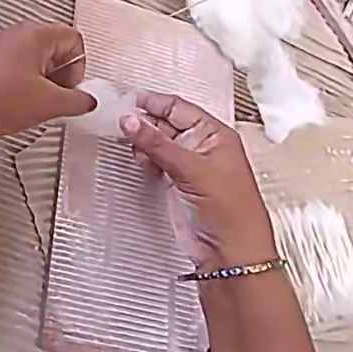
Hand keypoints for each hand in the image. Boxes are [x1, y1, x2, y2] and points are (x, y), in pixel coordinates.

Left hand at [0, 21, 95, 142]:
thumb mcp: (49, 103)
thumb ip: (77, 100)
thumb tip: (86, 101)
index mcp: (34, 34)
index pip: (74, 38)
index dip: (79, 66)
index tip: (71, 87)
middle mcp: (17, 36)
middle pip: (57, 48)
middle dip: (62, 75)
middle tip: (57, 97)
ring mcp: (2, 49)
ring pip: (38, 61)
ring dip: (44, 83)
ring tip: (37, 104)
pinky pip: (20, 70)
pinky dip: (26, 87)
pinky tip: (20, 105)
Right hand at [118, 93, 275, 267]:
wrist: (228, 251)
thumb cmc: (231, 212)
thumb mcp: (192, 169)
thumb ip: (157, 143)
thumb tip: (131, 120)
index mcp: (216, 135)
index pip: (179, 107)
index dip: (154, 102)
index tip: (129, 100)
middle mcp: (202, 147)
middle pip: (166, 123)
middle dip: (144, 122)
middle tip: (121, 121)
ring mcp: (189, 165)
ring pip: (158, 142)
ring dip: (143, 141)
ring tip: (131, 142)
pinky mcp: (177, 182)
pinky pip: (155, 160)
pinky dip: (145, 158)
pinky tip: (140, 159)